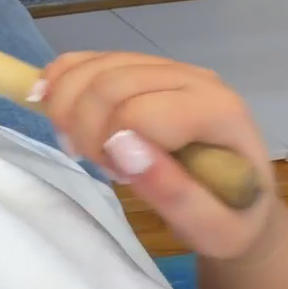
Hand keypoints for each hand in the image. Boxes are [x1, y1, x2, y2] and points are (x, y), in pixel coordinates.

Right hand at [35, 51, 279, 260]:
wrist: (237, 200)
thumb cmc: (230, 218)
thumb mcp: (214, 229)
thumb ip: (175, 194)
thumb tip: (122, 149)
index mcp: (217, 110)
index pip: (140, 111)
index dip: (112, 144)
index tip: (118, 176)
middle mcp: (192, 76)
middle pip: (109, 82)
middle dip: (83, 125)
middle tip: (92, 161)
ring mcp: (163, 65)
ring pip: (92, 66)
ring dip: (66, 104)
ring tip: (78, 142)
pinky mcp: (138, 65)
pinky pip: (86, 59)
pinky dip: (59, 79)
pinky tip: (50, 105)